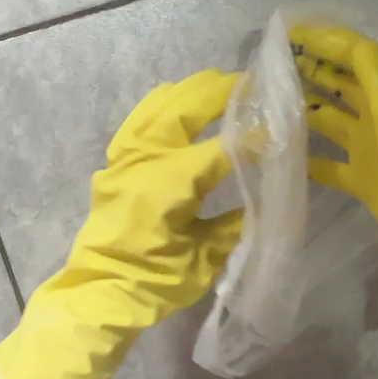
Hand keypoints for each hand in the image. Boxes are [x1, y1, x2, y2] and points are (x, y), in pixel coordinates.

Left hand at [0, 69, 243, 378]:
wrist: (98, 295)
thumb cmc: (153, 284)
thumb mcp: (202, 261)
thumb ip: (233, 225)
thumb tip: (263, 199)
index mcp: (169, 186)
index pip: (219, 150)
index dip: (250, 139)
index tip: (278, 127)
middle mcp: (144, 163)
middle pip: (182, 111)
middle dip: (217, 94)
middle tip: (248, 85)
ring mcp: (124, 161)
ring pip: (155, 109)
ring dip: (188, 94)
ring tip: (216, 83)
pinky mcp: (114, 166)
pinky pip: (137, 123)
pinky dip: (159, 106)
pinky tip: (174, 101)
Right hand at [293, 26, 377, 378]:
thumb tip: (357, 50)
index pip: (365, 57)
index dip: (330, 41)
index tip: (290, 34)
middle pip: (348, 82)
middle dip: (313, 66)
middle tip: (270, 61)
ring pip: (337, 119)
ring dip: (307, 106)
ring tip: (269, 98)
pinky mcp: (372, 185)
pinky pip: (334, 164)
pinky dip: (311, 158)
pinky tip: (284, 154)